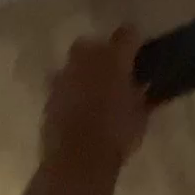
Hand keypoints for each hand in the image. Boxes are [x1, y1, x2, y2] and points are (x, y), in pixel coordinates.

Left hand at [42, 26, 151, 170]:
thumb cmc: (118, 133)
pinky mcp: (48, 97)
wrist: (77, 159)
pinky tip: (77, 103)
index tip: (140, 46)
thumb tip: (146, 86)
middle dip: (100, 50)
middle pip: (91, 43)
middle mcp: (86, 62)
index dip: (134, 38)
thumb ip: (145, 95)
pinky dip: (68, 89)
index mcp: (114, 60)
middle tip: (112, 67)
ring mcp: (63, 78)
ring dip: (82, 69)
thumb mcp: (141, 114)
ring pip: (72, 62)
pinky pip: (59, 84)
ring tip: (92, 85)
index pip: (127, 34)